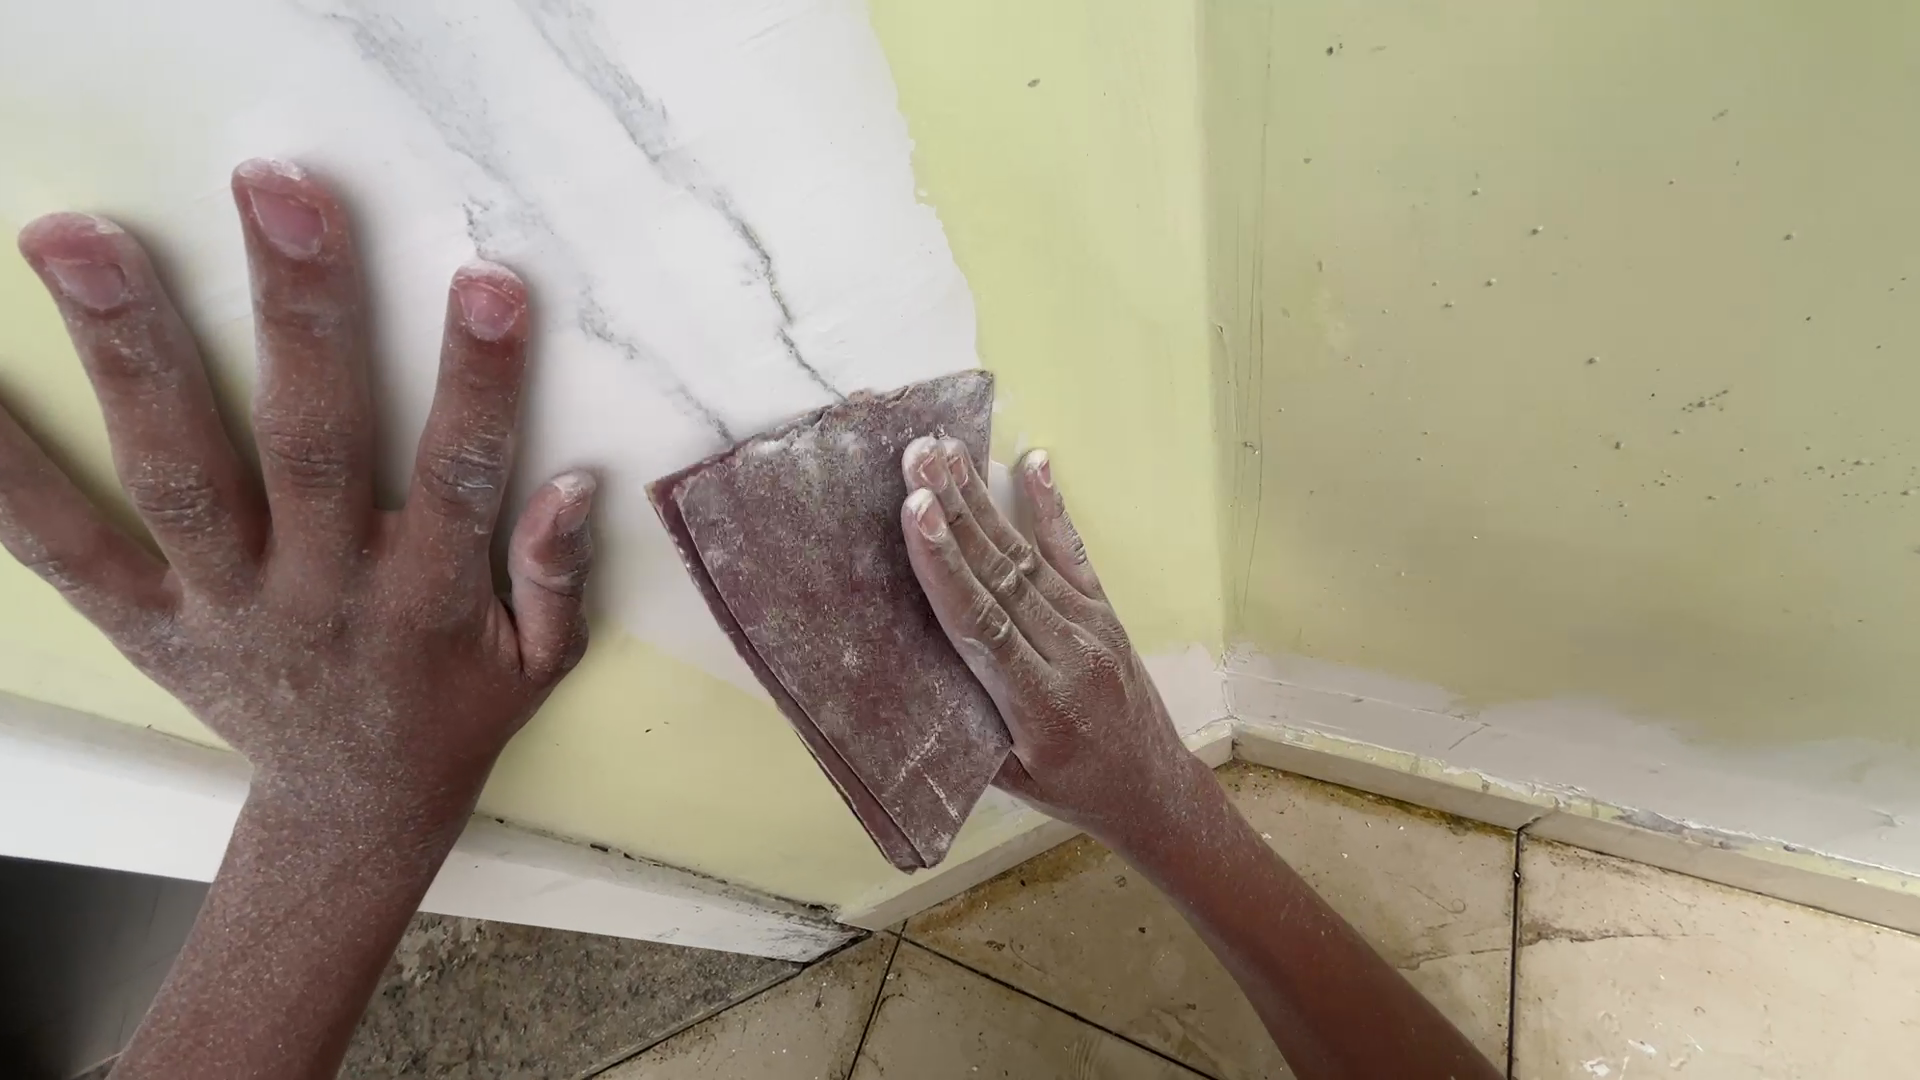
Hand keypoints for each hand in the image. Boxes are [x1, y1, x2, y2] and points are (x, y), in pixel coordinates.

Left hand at [1, 158, 594, 830]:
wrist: (358, 802)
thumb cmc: (469, 712)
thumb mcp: (547, 659)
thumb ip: (559, 574)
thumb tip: (576, 482)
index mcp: (433, 601)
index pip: (463, 477)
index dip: (480, 383)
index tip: (489, 288)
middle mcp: (327, 591)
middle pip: (313, 448)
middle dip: (306, 320)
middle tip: (284, 197)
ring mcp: (224, 604)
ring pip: (178, 476)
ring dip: (134, 356)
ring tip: (83, 236)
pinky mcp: (145, 620)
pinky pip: (59, 543)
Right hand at [898, 437, 1203, 848]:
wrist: (1156, 788)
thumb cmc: (1075, 790)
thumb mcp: (1011, 778)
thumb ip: (965, 724)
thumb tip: (905, 668)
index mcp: (1039, 701)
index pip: (982, 621)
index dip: (945, 564)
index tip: (915, 511)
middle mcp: (1068, 650)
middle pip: (1001, 572)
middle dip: (954, 510)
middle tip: (919, 456)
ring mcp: (1090, 623)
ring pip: (1026, 554)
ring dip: (983, 500)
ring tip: (948, 453)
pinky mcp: (1104, 609)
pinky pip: (1072, 552)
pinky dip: (1050, 506)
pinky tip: (1033, 462)